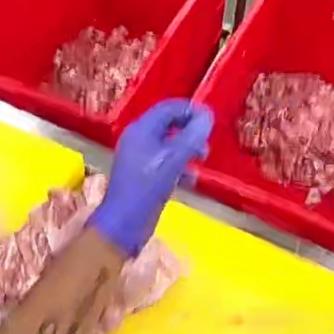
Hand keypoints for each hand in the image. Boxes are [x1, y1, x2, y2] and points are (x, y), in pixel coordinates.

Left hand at [87, 98, 212, 255]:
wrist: (123, 225)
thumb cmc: (145, 190)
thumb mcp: (172, 162)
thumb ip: (191, 138)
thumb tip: (208, 116)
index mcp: (141, 130)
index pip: (168, 108)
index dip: (191, 111)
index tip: (211, 121)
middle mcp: (139, 140)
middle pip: (169, 125)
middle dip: (190, 132)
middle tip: (206, 145)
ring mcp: (140, 159)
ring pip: (169, 146)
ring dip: (187, 150)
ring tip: (202, 160)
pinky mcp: (143, 177)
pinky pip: (165, 163)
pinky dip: (179, 167)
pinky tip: (190, 180)